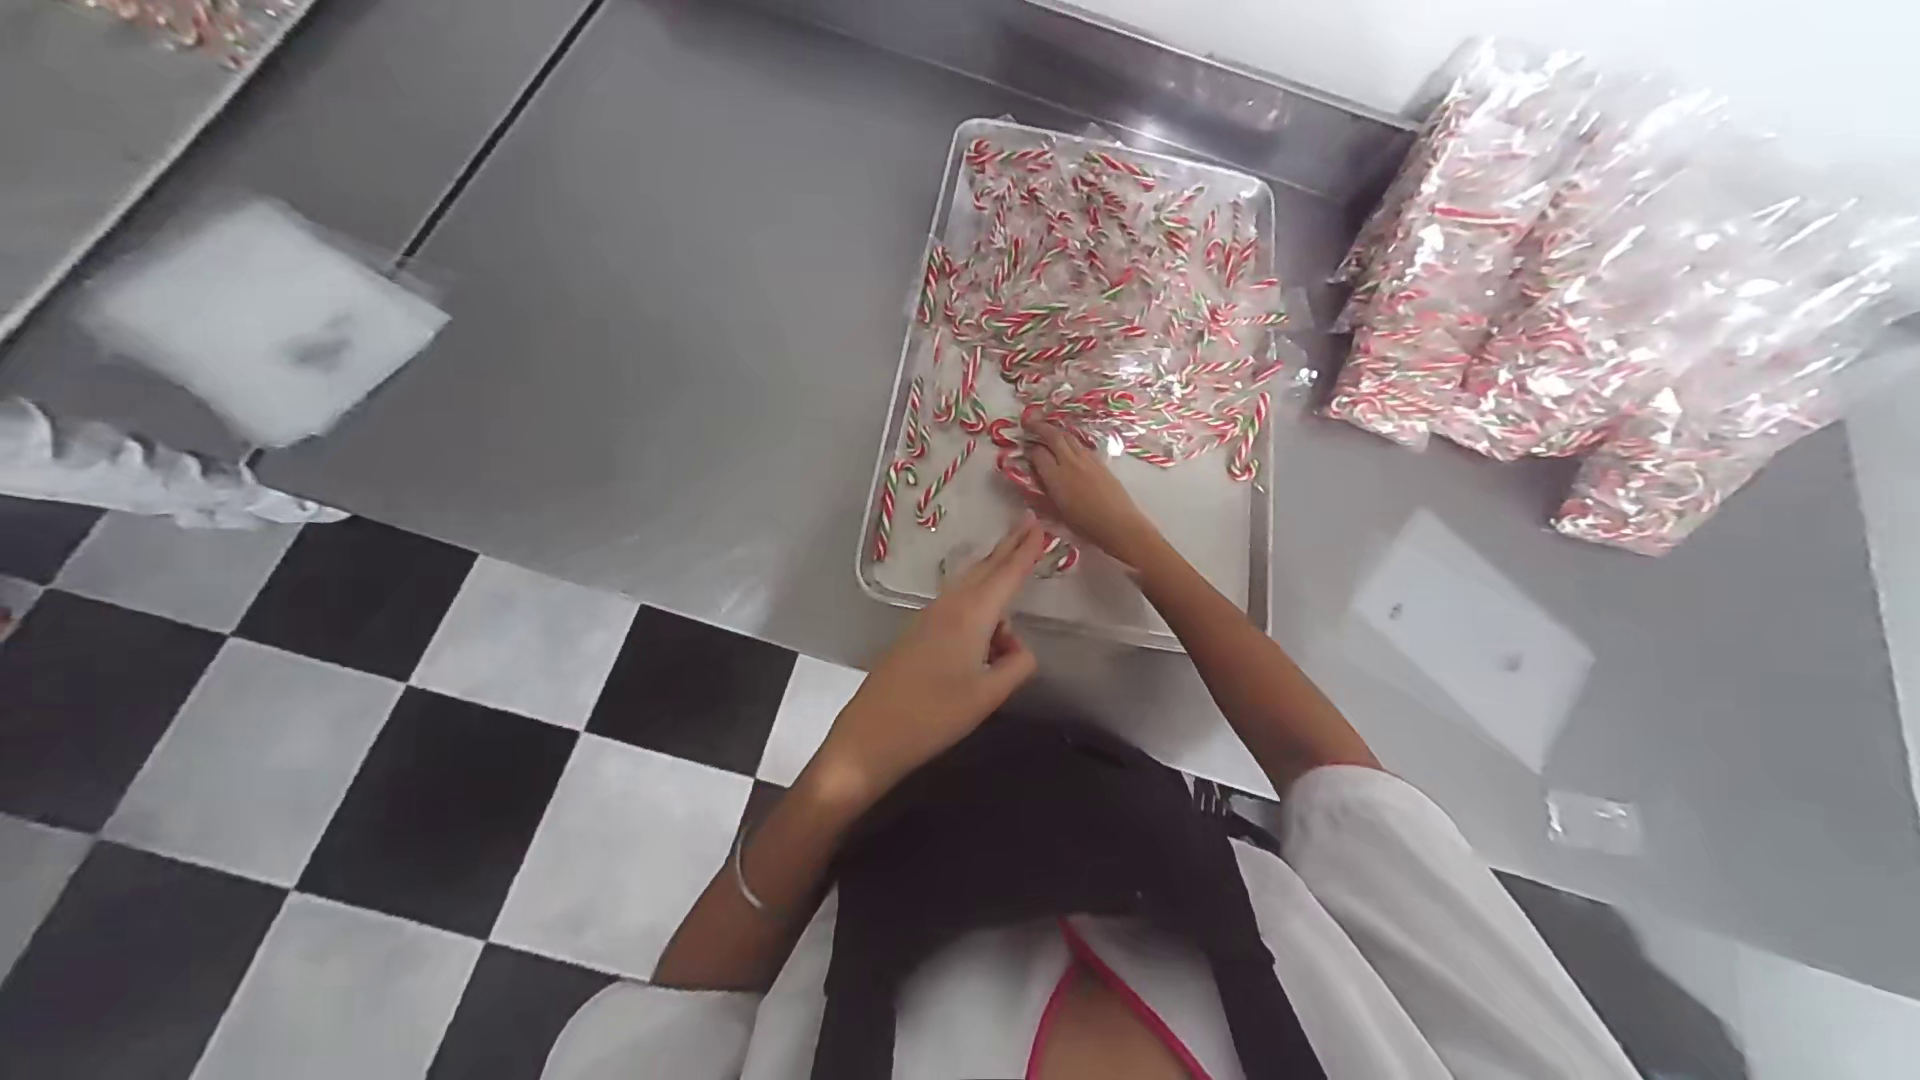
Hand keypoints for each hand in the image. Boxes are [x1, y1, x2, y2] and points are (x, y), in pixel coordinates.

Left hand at [805, 517, 1046, 806]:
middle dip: (1008, 547)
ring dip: (992, 573)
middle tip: (1029, 525)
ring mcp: (929, 617)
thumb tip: (1020, 648)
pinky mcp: (917, 632)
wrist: (871, 734)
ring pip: (969, 585)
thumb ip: (1017, 665)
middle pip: (985, 568)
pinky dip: (977, 600)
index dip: (1026, 550)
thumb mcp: (989, 696)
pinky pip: (956, 604)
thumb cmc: (934, 716)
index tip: (1041, 525)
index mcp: (970, 616)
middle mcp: (949, 607)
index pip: (1006, 574)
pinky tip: (987, 621)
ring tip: (1014, 564)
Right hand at [1023, 419, 1164, 568]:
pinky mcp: (1100, 463)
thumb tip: (1035, 483)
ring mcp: (1087, 460)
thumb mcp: (1057, 513)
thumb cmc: (1085, 526)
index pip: (1037, 454)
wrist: (1119, 525)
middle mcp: (1070, 463)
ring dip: (1056, 431)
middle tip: (1029, 422)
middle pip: (1053, 436)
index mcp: (1056, 477)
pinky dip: (1070, 441)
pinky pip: (1081, 446)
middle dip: (1039, 427)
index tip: (1023, 449)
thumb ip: (1044, 495)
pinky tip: (1069, 446)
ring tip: (1048, 430)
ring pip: (1069, 438)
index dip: (1028, 449)